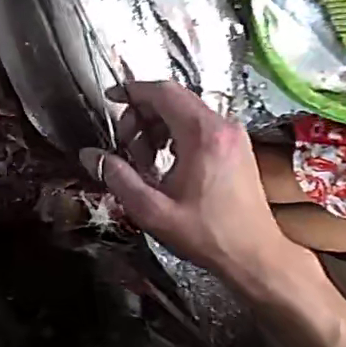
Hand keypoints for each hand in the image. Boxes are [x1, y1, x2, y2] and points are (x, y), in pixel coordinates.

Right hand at [83, 82, 316, 286]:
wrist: (255, 255)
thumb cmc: (206, 234)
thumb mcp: (152, 210)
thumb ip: (117, 177)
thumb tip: (90, 155)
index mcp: (202, 134)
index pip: (162, 92)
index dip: (132, 91)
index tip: (111, 99)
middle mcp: (221, 126)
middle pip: (172, 98)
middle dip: (141, 115)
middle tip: (126, 146)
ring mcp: (233, 134)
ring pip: (185, 110)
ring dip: (157, 126)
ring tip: (144, 160)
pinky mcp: (236, 146)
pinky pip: (199, 124)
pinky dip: (175, 133)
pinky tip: (165, 163)